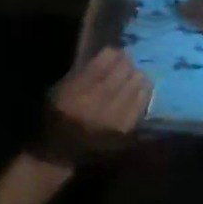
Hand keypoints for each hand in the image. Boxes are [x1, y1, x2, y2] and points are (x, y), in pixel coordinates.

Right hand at [39, 47, 151, 163]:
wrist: (62, 152)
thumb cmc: (58, 116)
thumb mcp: (61, 89)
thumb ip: (83, 71)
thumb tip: (109, 54)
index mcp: (78, 91)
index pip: (103, 64)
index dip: (113, 54)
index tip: (116, 51)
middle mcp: (98, 103)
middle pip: (123, 71)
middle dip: (126, 62)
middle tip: (127, 61)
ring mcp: (115, 116)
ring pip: (136, 83)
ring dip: (136, 74)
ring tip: (133, 73)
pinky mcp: (126, 126)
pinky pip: (142, 101)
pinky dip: (144, 90)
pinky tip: (141, 86)